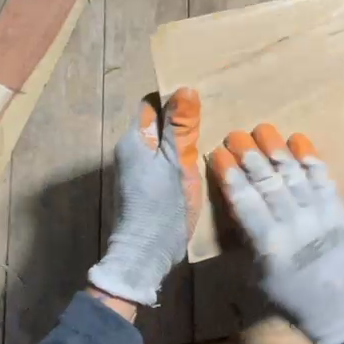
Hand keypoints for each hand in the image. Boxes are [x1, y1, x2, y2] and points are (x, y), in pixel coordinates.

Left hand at [87, 88, 202, 307]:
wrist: (145, 255)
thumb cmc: (162, 206)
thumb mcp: (178, 162)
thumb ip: (181, 126)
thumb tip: (185, 88)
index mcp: (134, 140)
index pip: (152, 105)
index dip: (174, 100)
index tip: (201, 101)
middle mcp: (130, 151)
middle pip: (157, 124)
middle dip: (181, 120)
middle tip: (213, 117)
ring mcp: (136, 171)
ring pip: (161, 144)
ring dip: (182, 141)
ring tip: (212, 136)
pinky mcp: (145, 188)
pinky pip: (163, 162)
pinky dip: (179, 159)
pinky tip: (200, 162)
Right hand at [211, 125, 343, 343]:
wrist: (342, 309)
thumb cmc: (292, 298)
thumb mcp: (258, 276)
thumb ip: (247, 239)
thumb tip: (235, 202)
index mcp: (269, 245)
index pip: (245, 201)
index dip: (230, 174)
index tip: (218, 153)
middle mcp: (294, 225)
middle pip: (268, 181)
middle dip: (250, 154)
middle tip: (236, 134)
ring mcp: (319, 215)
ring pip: (294, 174)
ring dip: (277, 149)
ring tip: (263, 129)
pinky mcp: (339, 210)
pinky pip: (323, 178)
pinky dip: (310, 158)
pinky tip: (298, 140)